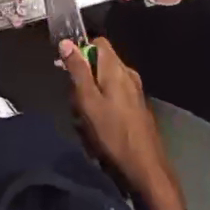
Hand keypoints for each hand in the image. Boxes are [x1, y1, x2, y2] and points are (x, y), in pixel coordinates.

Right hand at [61, 38, 174, 198]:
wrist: (143, 167)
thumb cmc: (111, 133)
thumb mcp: (87, 100)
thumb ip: (77, 70)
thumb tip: (67, 42)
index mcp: (117, 69)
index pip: (99, 42)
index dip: (80, 49)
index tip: (65, 66)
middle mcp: (129, 75)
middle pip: (100, 61)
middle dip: (83, 75)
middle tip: (73, 98)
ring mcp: (134, 91)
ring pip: (105, 80)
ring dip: (89, 92)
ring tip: (82, 115)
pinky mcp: (135, 107)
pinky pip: (112, 94)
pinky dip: (100, 103)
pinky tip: (95, 123)